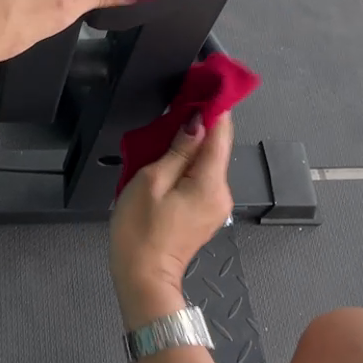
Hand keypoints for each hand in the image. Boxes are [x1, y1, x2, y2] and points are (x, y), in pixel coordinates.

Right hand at [108, 112, 235, 328]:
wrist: (143, 279)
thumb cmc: (141, 230)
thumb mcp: (152, 181)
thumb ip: (177, 149)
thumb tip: (197, 122)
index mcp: (210, 182)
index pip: (221, 132)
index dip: (214, 104)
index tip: (202, 82)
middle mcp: (221, 192)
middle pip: (216, 146)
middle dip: (200, 122)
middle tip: (176, 102)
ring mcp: (215, 204)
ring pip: (208, 160)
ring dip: (191, 142)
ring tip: (166, 127)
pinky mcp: (205, 212)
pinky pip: (201, 176)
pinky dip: (188, 160)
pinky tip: (168, 154)